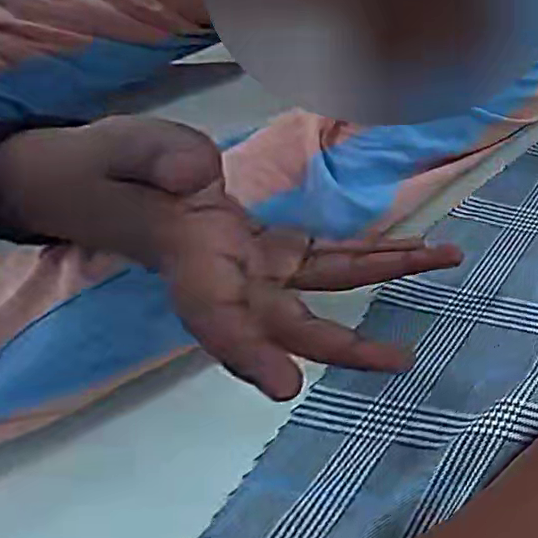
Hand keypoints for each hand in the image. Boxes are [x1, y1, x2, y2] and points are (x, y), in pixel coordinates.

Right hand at [0, 115, 462, 398]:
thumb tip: (198, 175)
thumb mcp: (119, 150)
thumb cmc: (98, 166)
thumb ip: (157, 159)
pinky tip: (411, 246)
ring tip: (446, 258)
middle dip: (347, 344)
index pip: (218, 318)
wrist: (91, 179)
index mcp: (188, 263)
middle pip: (292, 322)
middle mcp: (229, 276)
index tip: (286, 387)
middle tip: (403, 361)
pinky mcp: (271, 247)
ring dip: (387, 271)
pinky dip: (369, 249)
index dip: (249, 354)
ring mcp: (255, 264)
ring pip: (327, 283)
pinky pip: (328, 253)